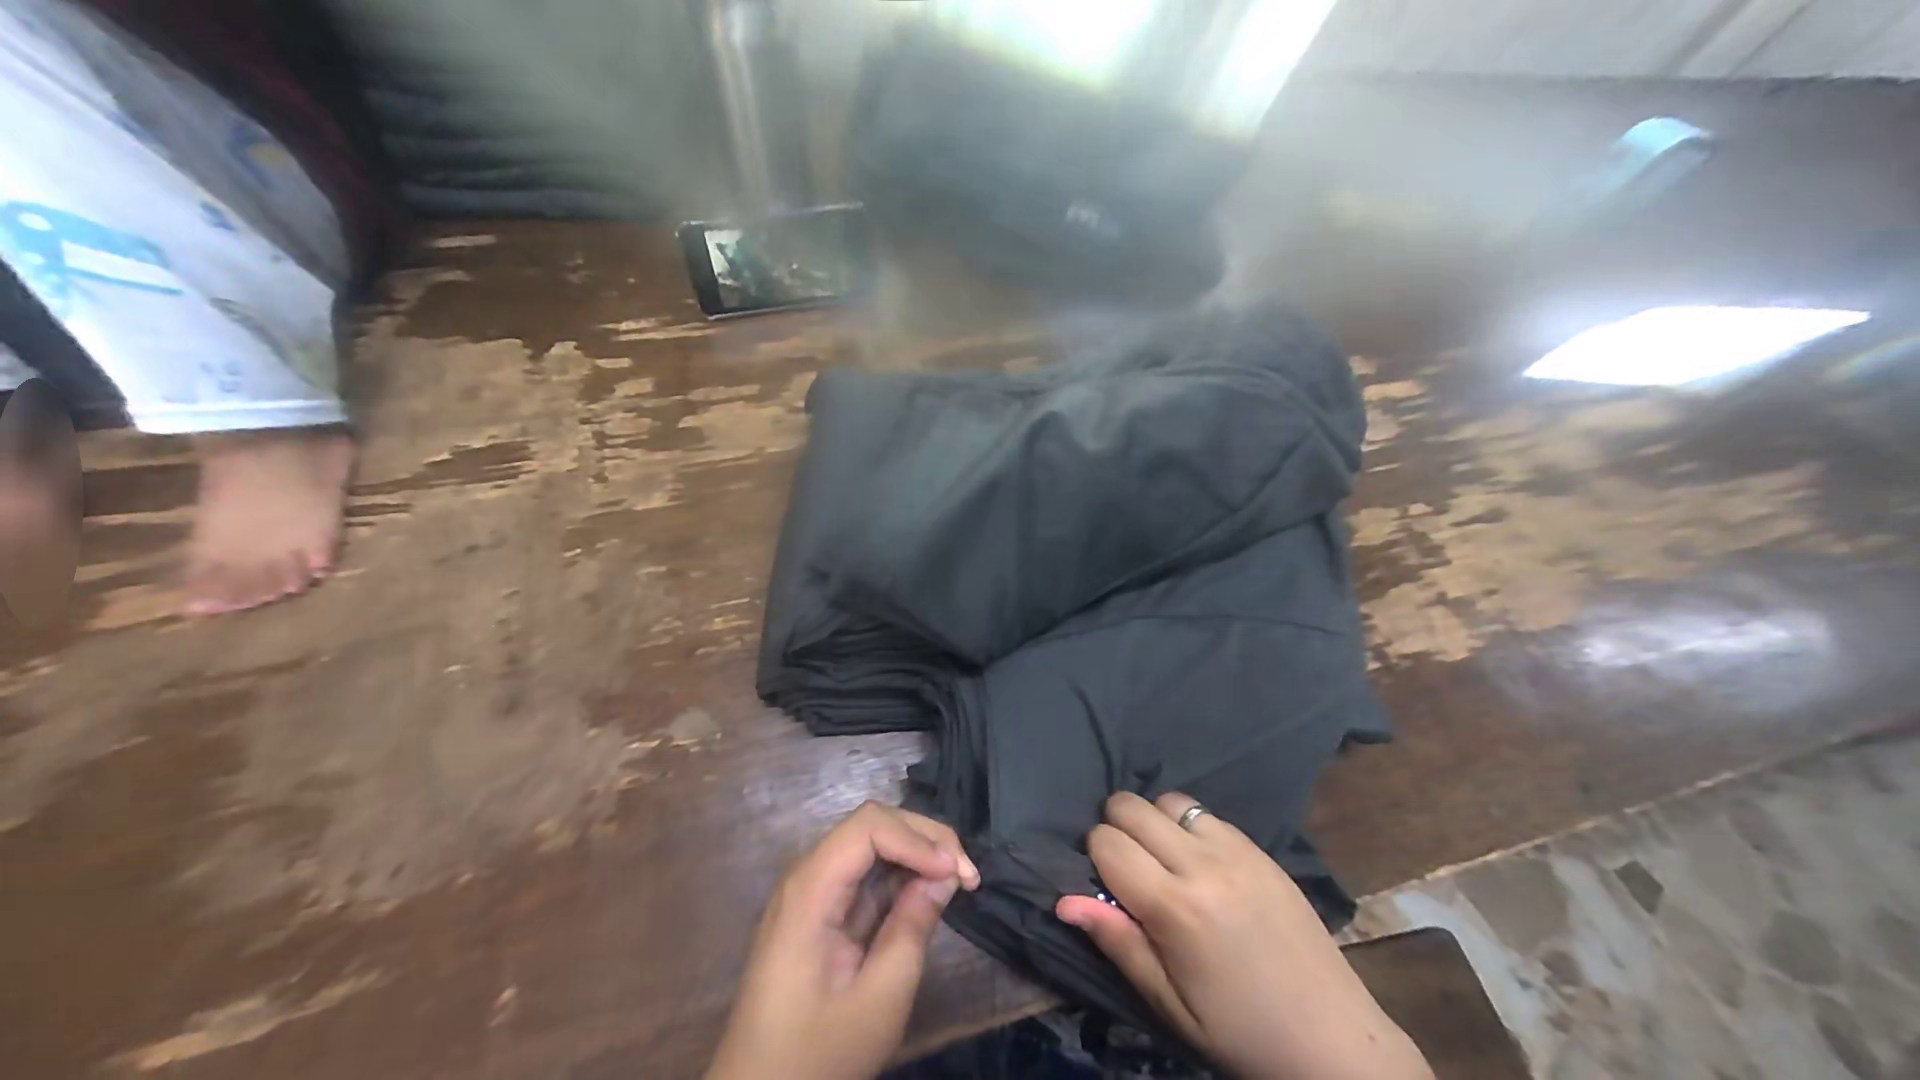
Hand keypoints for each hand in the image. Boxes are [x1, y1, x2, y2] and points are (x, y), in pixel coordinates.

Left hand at [705, 802, 980, 1079]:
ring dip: (917, 852)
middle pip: (871, 825)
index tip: (956, 872)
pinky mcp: (822, 909)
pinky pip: (866, 873)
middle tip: (967, 872)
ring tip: (957, 878)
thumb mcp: (878, 1001)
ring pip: (872, 842)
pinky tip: (929, 891)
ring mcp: (813, 891)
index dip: (917, 838)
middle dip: (924, 838)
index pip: (868, 826)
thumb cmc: (816, 1055)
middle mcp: (807, 876)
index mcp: (810, 890)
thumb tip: (945, 875)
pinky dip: (903, 874)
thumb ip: (912, 929)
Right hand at [1056, 792, 1432, 1079]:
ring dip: (1153, 822)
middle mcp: (1202, 864)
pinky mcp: (1260, 849)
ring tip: (1163, 860)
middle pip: (1130, 806)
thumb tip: (1063, 900)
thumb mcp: (1168, 1004)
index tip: (1108, 887)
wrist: (1334, 1040)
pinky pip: (1205, 813)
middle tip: (1130, 869)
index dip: (1095, 859)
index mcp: (1175, 907)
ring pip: (1167, 799)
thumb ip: (1117, 943)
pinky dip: (1187, 825)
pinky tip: (1198, 861)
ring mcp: (1236, 850)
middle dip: (1116, 828)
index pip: (1106, 842)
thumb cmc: (1239, 1032)